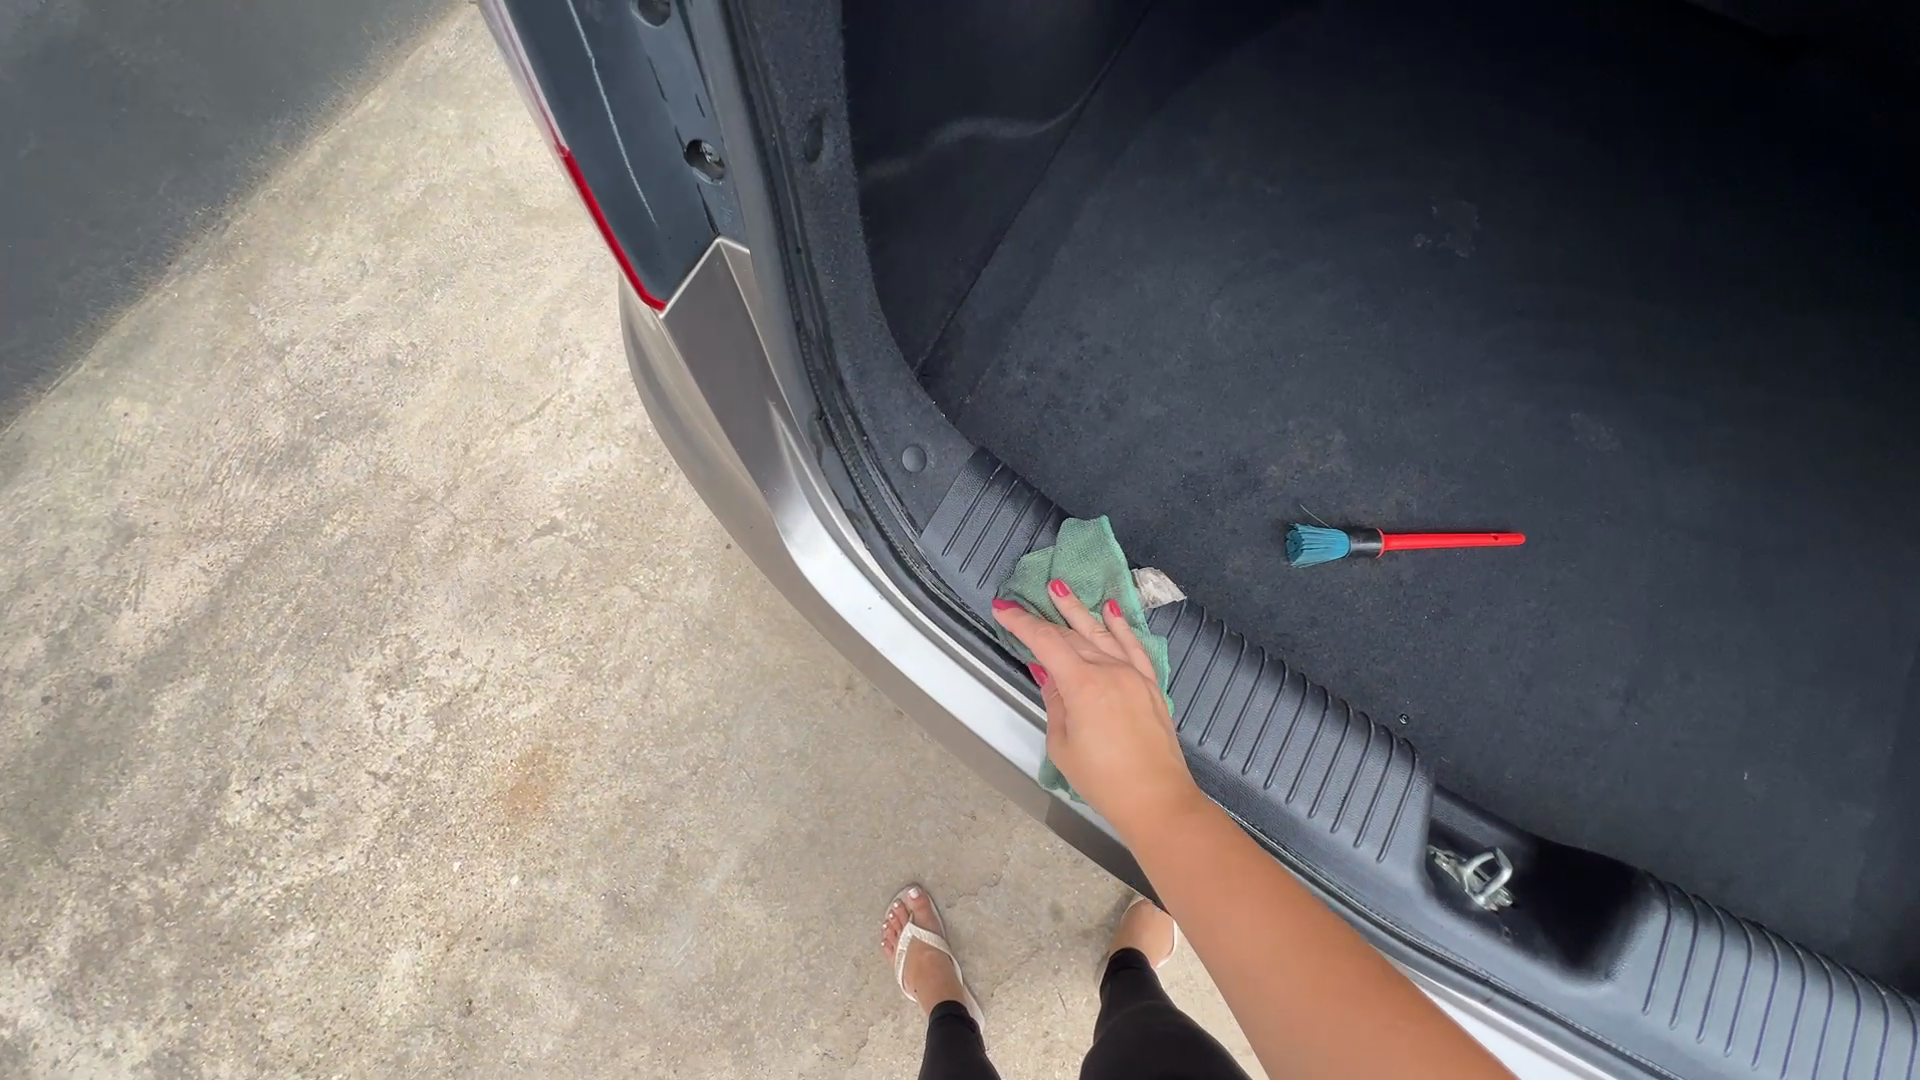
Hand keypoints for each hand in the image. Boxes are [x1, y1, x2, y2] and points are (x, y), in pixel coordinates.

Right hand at [992, 582, 1202, 837]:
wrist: (1157, 800)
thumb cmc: (1103, 780)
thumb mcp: (1063, 745)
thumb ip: (1055, 702)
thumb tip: (1049, 675)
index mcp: (1083, 684)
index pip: (1046, 642)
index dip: (1022, 623)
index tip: (1002, 608)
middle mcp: (1110, 670)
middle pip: (1071, 636)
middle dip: (1044, 618)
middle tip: (1023, 600)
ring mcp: (1133, 675)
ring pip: (1100, 634)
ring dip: (1078, 610)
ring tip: (1060, 588)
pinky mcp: (1150, 685)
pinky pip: (1133, 647)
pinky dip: (1121, 627)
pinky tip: (1110, 611)